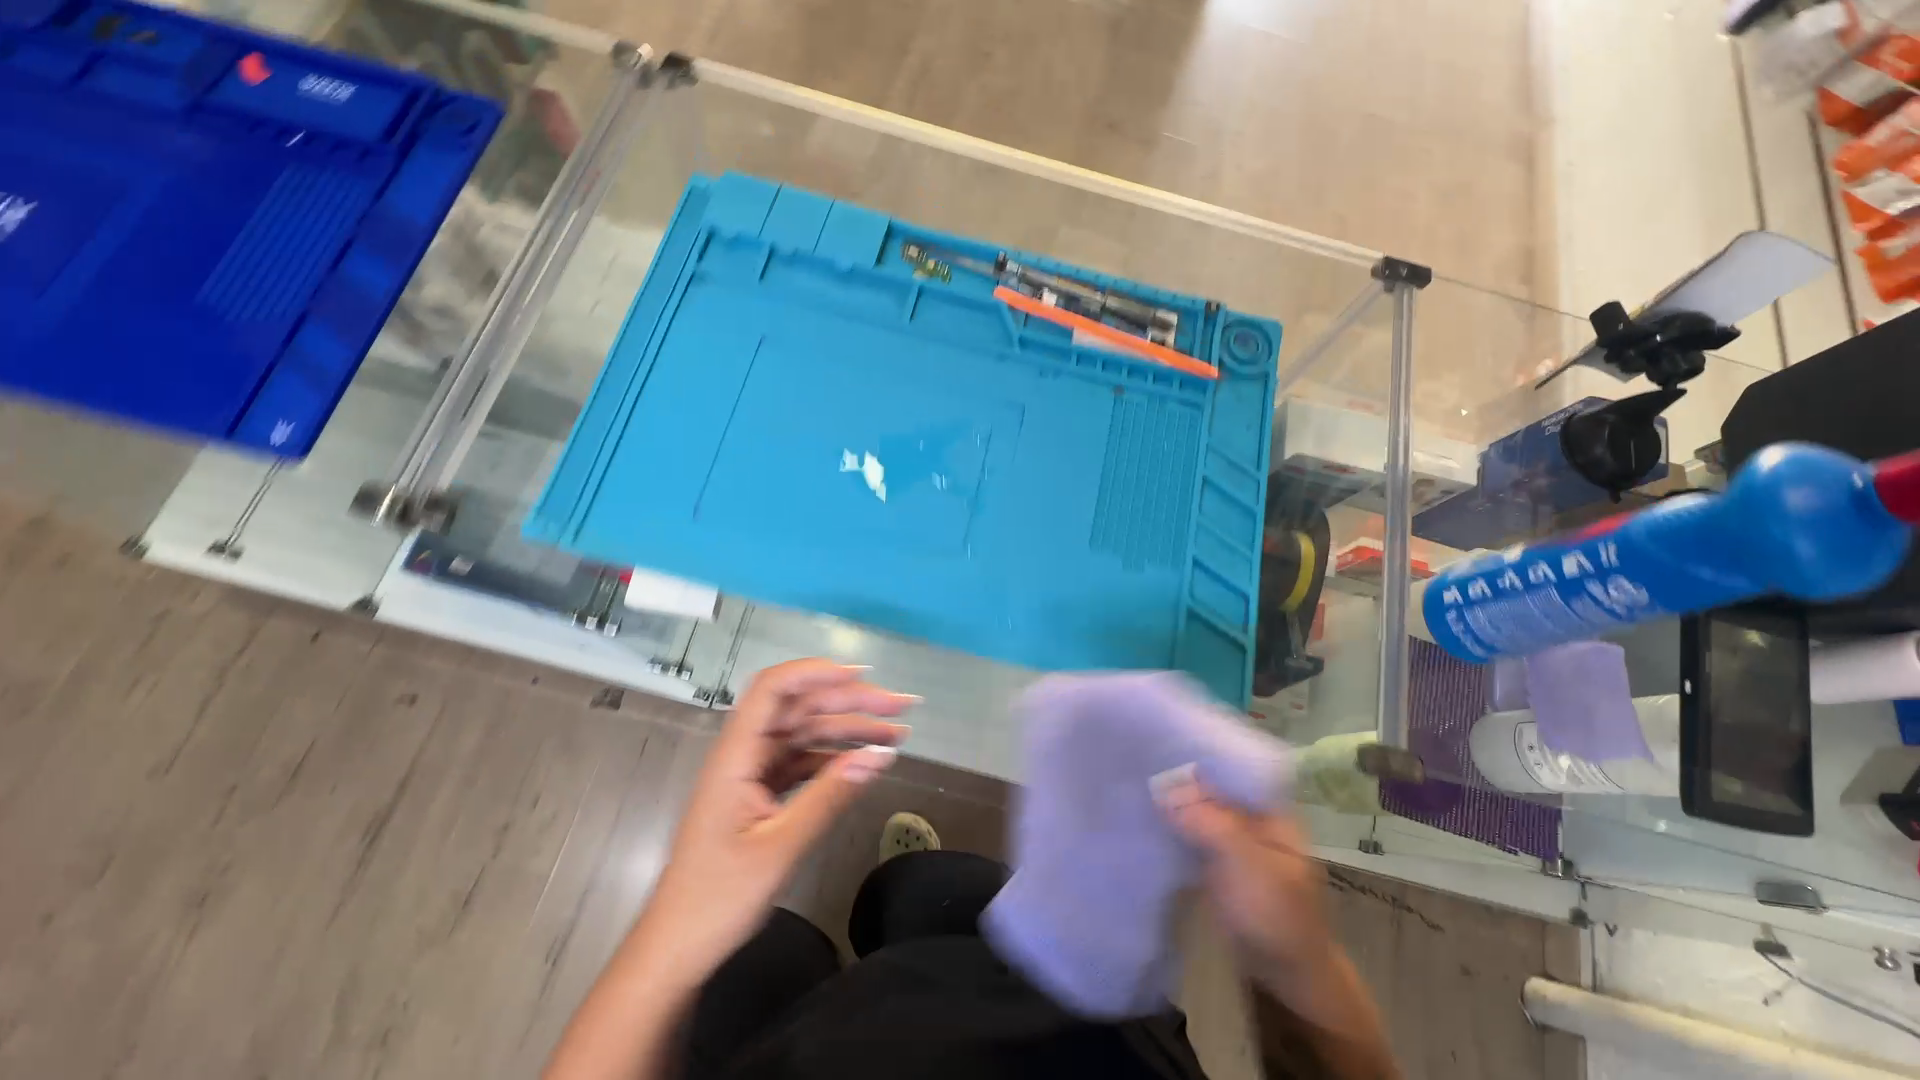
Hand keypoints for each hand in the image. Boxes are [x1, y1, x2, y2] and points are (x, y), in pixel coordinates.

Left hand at [633, 658, 914, 988]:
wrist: (678, 946)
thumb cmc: (719, 897)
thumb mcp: (781, 846)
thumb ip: (830, 796)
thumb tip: (880, 756)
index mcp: (735, 756)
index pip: (773, 690)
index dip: (816, 674)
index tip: (863, 677)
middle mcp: (742, 756)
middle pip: (797, 709)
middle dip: (849, 701)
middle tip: (901, 707)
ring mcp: (750, 776)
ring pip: (804, 736)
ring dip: (848, 731)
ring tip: (897, 735)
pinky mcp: (759, 797)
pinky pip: (801, 764)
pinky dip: (834, 760)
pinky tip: (863, 764)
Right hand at [1157, 776, 1333, 987]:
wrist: (1285, 974)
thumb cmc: (1275, 913)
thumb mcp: (1247, 863)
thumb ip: (1209, 822)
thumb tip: (1164, 790)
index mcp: (1271, 812)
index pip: (1233, 770)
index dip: (1200, 758)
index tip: (1161, 747)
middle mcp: (1253, 821)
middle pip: (1213, 791)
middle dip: (1181, 782)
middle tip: (1138, 768)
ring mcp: (1235, 844)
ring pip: (1200, 813)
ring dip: (1174, 806)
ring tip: (1136, 789)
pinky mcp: (1217, 866)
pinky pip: (1192, 837)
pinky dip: (1173, 829)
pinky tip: (1147, 821)